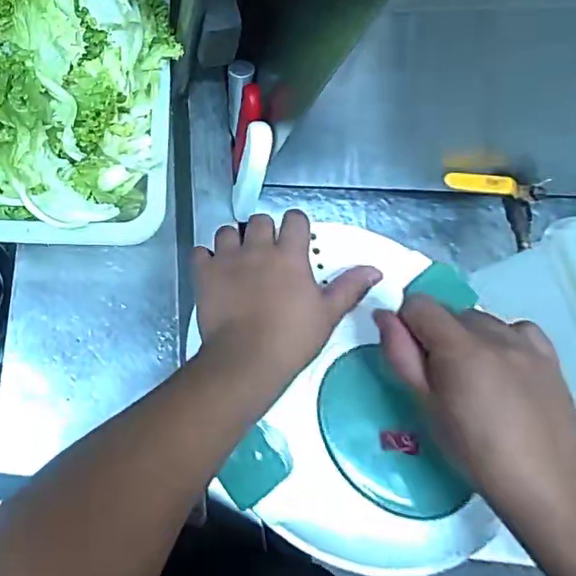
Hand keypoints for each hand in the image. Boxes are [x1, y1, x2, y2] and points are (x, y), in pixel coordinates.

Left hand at [192, 210, 380, 386]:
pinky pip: (201, 251)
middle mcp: (257, 248)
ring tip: (239, 259)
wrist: (246, 355)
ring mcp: (226, 257)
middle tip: (267, 252)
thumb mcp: (328, 314)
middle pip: (258, 220)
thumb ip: (349, 287)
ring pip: (227, 231)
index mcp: (289, 255)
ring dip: (234, 240)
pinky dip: (206, 257)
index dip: (295, 225)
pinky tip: (213, 270)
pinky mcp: (203, 271)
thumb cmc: (292, 337)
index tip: (295, 237)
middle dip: (263, 230)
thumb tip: (374, 269)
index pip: (294, 219)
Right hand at [375, 295, 575, 523]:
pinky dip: (504, 339)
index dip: (406, 323)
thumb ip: (400, 353)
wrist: (545, 489)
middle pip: (450, 311)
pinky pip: (519, 330)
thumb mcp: (424, 404)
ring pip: (481, 320)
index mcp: (460, 347)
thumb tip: (385, 316)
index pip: (419, 304)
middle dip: (436, 332)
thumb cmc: (473, 451)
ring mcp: (528, 347)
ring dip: (468, 336)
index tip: (411, 354)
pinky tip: (503, 367)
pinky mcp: (551, 361)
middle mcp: (495, 336)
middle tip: (441, 374)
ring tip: (474, 376)